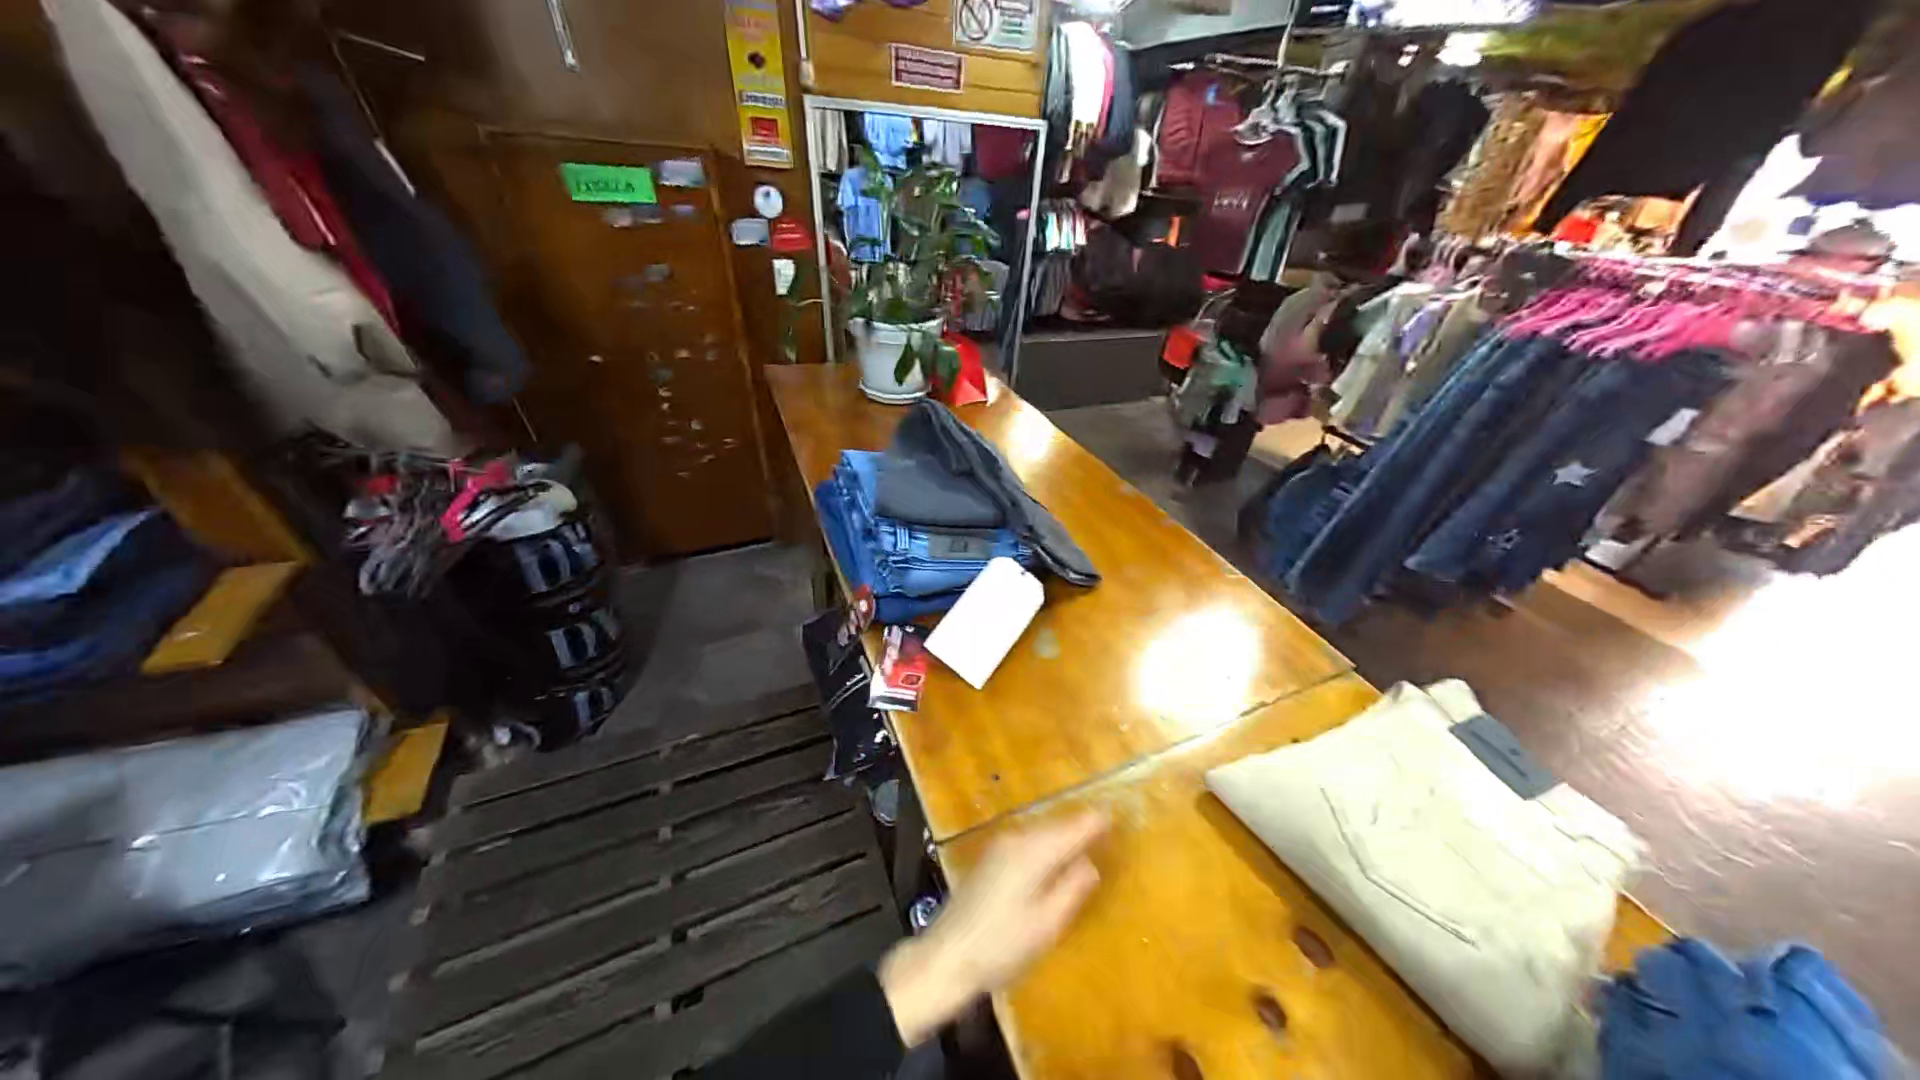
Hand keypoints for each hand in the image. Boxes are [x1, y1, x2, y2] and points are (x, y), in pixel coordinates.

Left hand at [877, 812, 1105, 1046]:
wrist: (948, 954)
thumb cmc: (1003, 943)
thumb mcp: (1048, 922)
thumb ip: (1073, 887)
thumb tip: (1090, 862)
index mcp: (1035, 851)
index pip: (1074, 826)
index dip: (1096, 821)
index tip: (1118, 815)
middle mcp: (1017, 839)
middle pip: (1056, 824)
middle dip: (1081, 824)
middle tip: (1107, 825)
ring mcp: (1000, 846)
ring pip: (1041, 831)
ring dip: (1062, 832)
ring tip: (1086, 836)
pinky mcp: (991, 858)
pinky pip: (1028, 840)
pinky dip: (1046, 842)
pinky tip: (1054, 856)